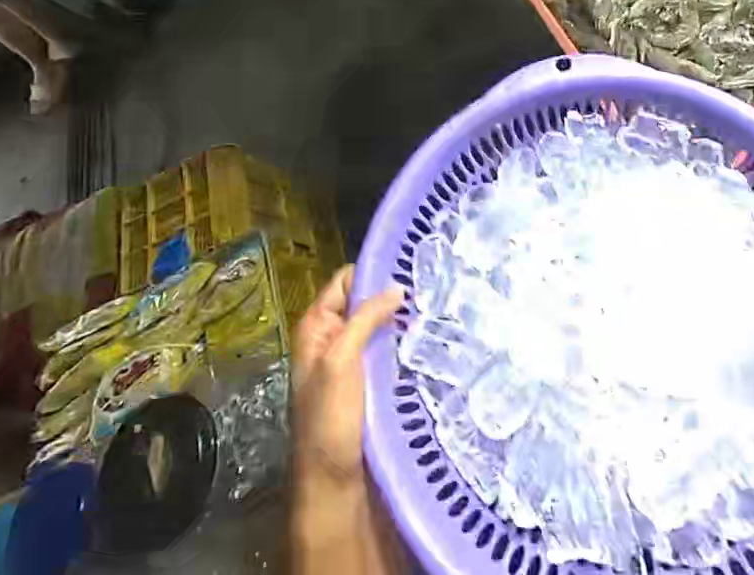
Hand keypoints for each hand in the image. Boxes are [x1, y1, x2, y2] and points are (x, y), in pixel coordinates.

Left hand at [289, 265, 404, 574]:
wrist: (335, 485)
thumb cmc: (329, 418)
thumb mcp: (340, 360)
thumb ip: (364, 319)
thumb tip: (397, 286)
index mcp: (316, 326)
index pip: (344, 282)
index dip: (372, 273)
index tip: (408, 268)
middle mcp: (332, 338)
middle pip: (364, 303)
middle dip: (391, 297)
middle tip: (430, 289)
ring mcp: (352, 362)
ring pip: (379, 328)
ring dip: (401, 322)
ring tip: (437, 311)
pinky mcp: (371, 384)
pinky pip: (389, 353)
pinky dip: (404, 346)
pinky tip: (429, 342)